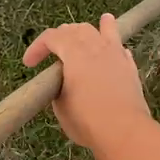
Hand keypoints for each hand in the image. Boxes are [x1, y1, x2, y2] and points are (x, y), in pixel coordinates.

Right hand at [21, 13, 153, 157]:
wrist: (125, 132)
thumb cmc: (87, 119)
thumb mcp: (60, 106)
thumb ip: (59, 88)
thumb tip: (65, 83)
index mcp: (74, 52)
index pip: (51, 37)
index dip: (37, 47)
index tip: (29, 63)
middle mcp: (96, 47)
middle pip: (77, 29)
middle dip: (62, 35)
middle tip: (54, 49)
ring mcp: (116, 55)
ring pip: (104, 30)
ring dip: (94, 28)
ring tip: (93, 27)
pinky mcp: (130, 68)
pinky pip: (120, 48)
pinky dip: (113, 45)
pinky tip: (114, 50)